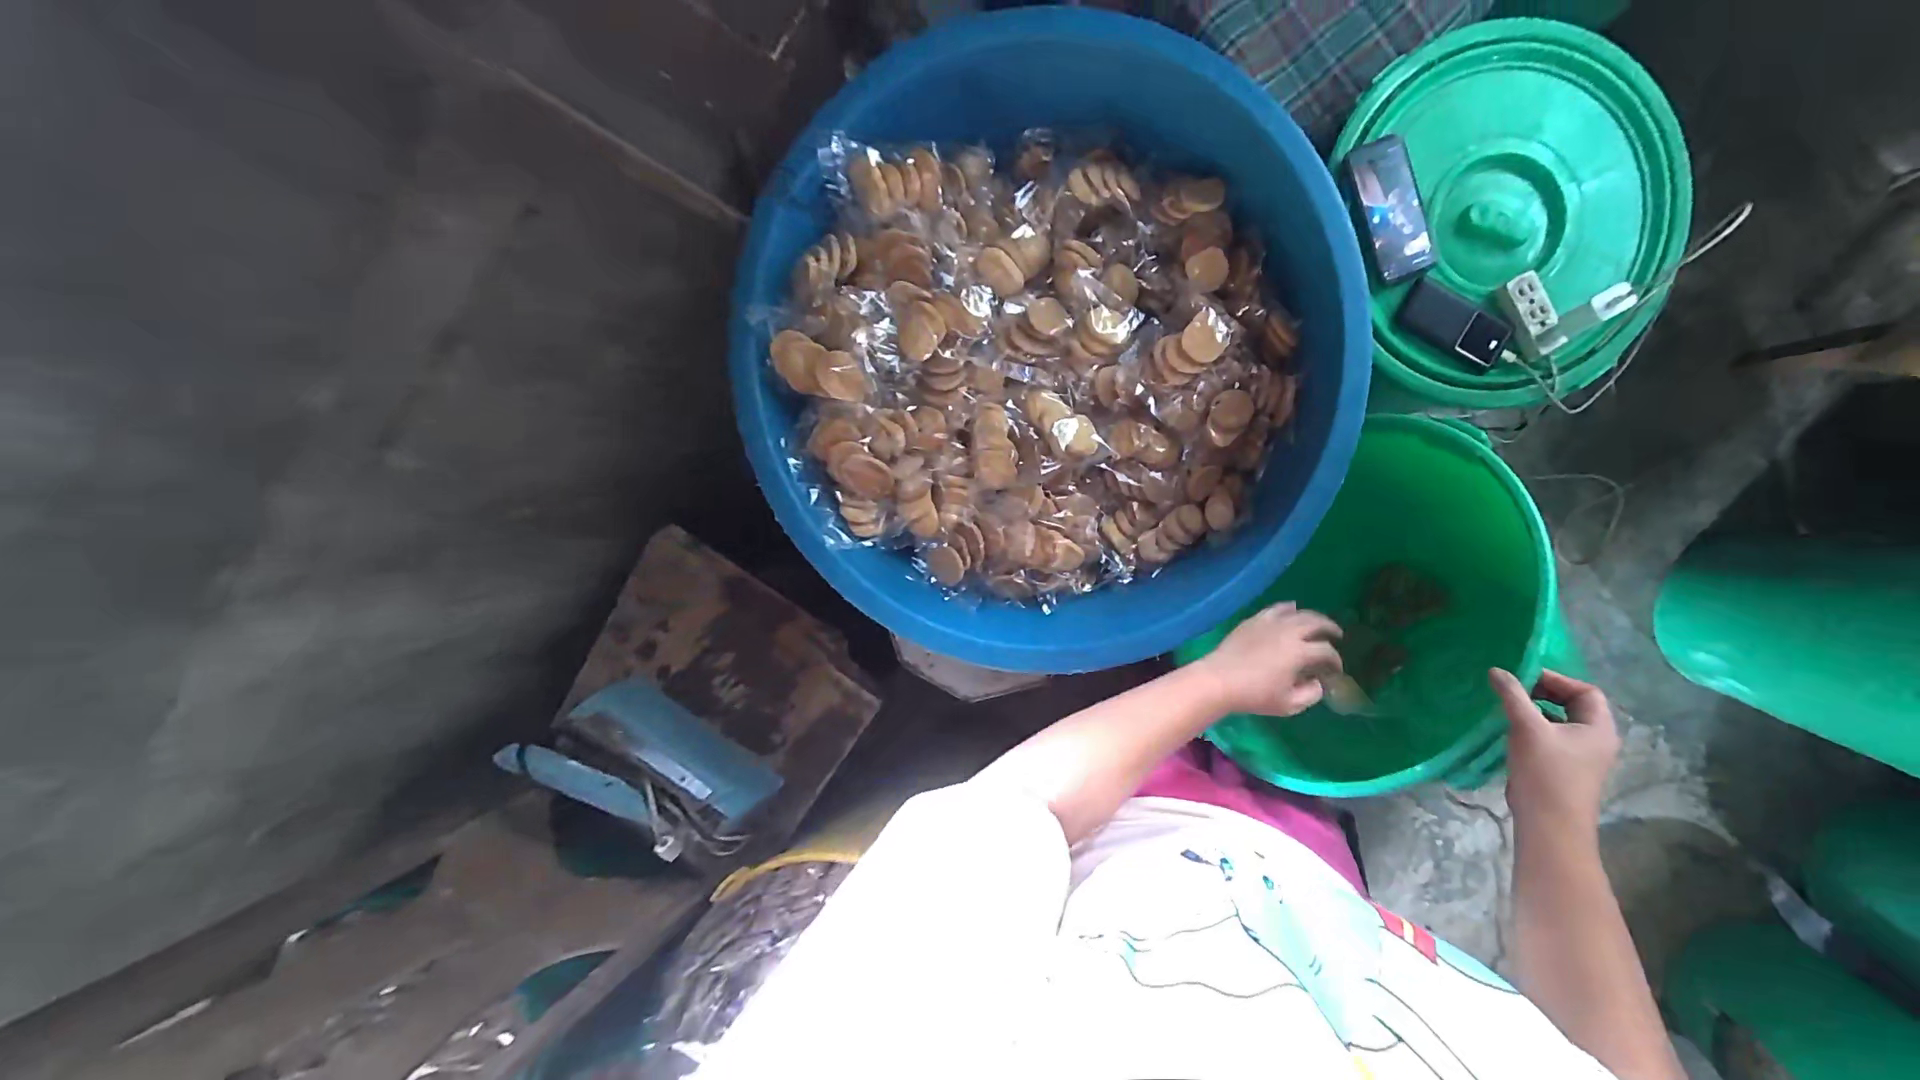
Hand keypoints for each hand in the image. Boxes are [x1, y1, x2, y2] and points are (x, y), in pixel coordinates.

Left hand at [1196, 603, 1342, 716]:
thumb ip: (1311, 694)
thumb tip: (1317, 682)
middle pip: (1316, 622)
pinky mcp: (1252, 621)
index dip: (1336, 660)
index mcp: (1299, 652)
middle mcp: (1287, 632)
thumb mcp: (1289, 704)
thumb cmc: (1254, 695)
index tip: (1336, 669)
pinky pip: (1275, 609)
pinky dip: (1287, 608)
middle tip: (1337, 635)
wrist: (1218, 680)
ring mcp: (1268, 623)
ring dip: (1312, 616)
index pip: (1327, 651)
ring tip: (1317, 622)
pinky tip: (1291, 609)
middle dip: (1330, 628)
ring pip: (1297, 612)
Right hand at [1491, 668, 1619, 837]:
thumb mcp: (1527, 728)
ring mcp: (1582, 754)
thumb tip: (1496, 670)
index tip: (1522, 678)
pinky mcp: (1564, 765)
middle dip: (1543, 693)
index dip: (1556, 680)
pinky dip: (1533, 726)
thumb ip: (1512, 696)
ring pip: (1560, 720)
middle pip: (1574, 704)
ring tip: (1507, 707)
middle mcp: (1596, 739)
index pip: (1586, 691)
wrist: (1550, 822)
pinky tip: (1511, 729)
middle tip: (1512, 690)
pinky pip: (1551, 735)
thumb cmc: (1545, 771)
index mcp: (1599, 728)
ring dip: (1535, 709)